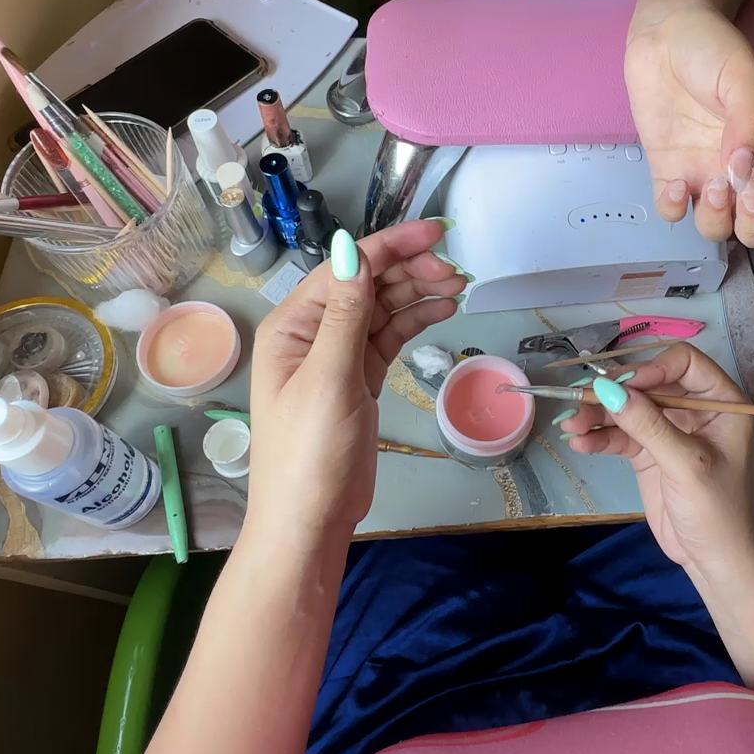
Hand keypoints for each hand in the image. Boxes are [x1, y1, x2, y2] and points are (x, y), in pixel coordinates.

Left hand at [245, 220, 464, 540]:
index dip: (391, 245)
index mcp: (294, 324)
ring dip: (419, 291)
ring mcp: (340, 353)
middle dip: (410, 268)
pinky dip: (418, 319)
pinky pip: (391, 334)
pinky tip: (445, 309)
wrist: (311, 520)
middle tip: (456, 270)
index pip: (347, 268)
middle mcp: (315, 331)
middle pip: (368, 282)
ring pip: (384, 306)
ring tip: (459, 285)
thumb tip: (352, 250)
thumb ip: (345, 314)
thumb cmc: (308, 453)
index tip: (436, 233)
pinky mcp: (362, 374)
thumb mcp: (329, 379)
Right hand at [559, 343, 753, 580]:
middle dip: (615, 391)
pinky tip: (579, 442)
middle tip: (583, 398)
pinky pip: (620, 434)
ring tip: (570, 423)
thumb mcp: (685, 465)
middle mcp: (694, 408)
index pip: (684, 363)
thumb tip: (608, 389)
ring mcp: (668, 429)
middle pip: (648, 383)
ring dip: (598, 414)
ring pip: (629, 407)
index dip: (652, 368)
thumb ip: (648, 425)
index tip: (623, 384)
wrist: (713, 562)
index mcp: (721, 402)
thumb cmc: (717, 511)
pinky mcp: (648, 451)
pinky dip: (599, 436)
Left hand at [625, 2, 753, 247]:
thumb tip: (742, 170)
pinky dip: (675, 210)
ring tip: (711, 186)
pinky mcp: (668, 171)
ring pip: (717, 227)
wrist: (665, 34)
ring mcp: (703, 174)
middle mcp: (741, 171)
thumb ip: (752, 123)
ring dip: (719, 220)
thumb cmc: (715, 49)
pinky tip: (676, 185)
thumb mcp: (746, 77)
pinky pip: (673, 211)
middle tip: (744, 190)